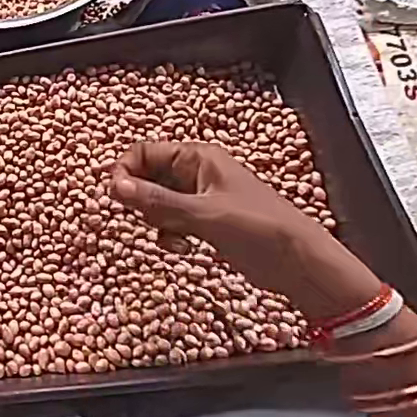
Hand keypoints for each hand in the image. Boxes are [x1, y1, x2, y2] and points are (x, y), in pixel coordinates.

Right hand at [108, 141, 331, 294]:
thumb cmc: (260, 230)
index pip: (143, 152)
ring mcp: (199, 197)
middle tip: (149, 220)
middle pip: (146, 176)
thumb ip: (157, 201)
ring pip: (155, 201)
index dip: (125, 172)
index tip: (117, 198)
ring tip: (173, 236)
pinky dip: (168, 233)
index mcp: (198, 157)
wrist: (301, 265)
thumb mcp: (203, 215)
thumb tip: (115, 187)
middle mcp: (195, 172)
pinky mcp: (203, 221)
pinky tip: (181, 246)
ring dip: (154, 220)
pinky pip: (169, 220)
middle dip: (140, 200)